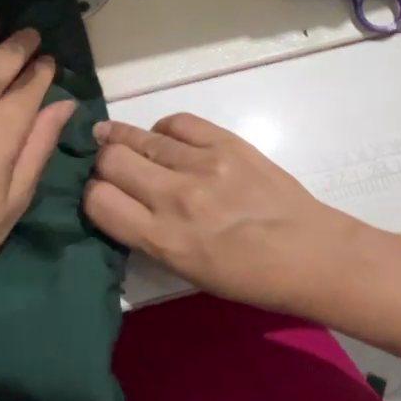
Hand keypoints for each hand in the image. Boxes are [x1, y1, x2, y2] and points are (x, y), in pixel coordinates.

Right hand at [83, 114, 362, 315]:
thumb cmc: (247, 278)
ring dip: (121, 138)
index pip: (98, 201)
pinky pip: (177, 122)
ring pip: (139, 136)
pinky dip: (163, 129)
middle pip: (111, 161)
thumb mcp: (185, 271)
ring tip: (113, 137)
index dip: (91, 195)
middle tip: (106, 165)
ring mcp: (202, 165)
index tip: (100, 194)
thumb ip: (146, 235)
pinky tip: (164, 138)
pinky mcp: (225, 142)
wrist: (309, 253)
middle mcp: (175, 198)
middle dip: (102, 163)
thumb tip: (119, 202)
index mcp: (163, 240)